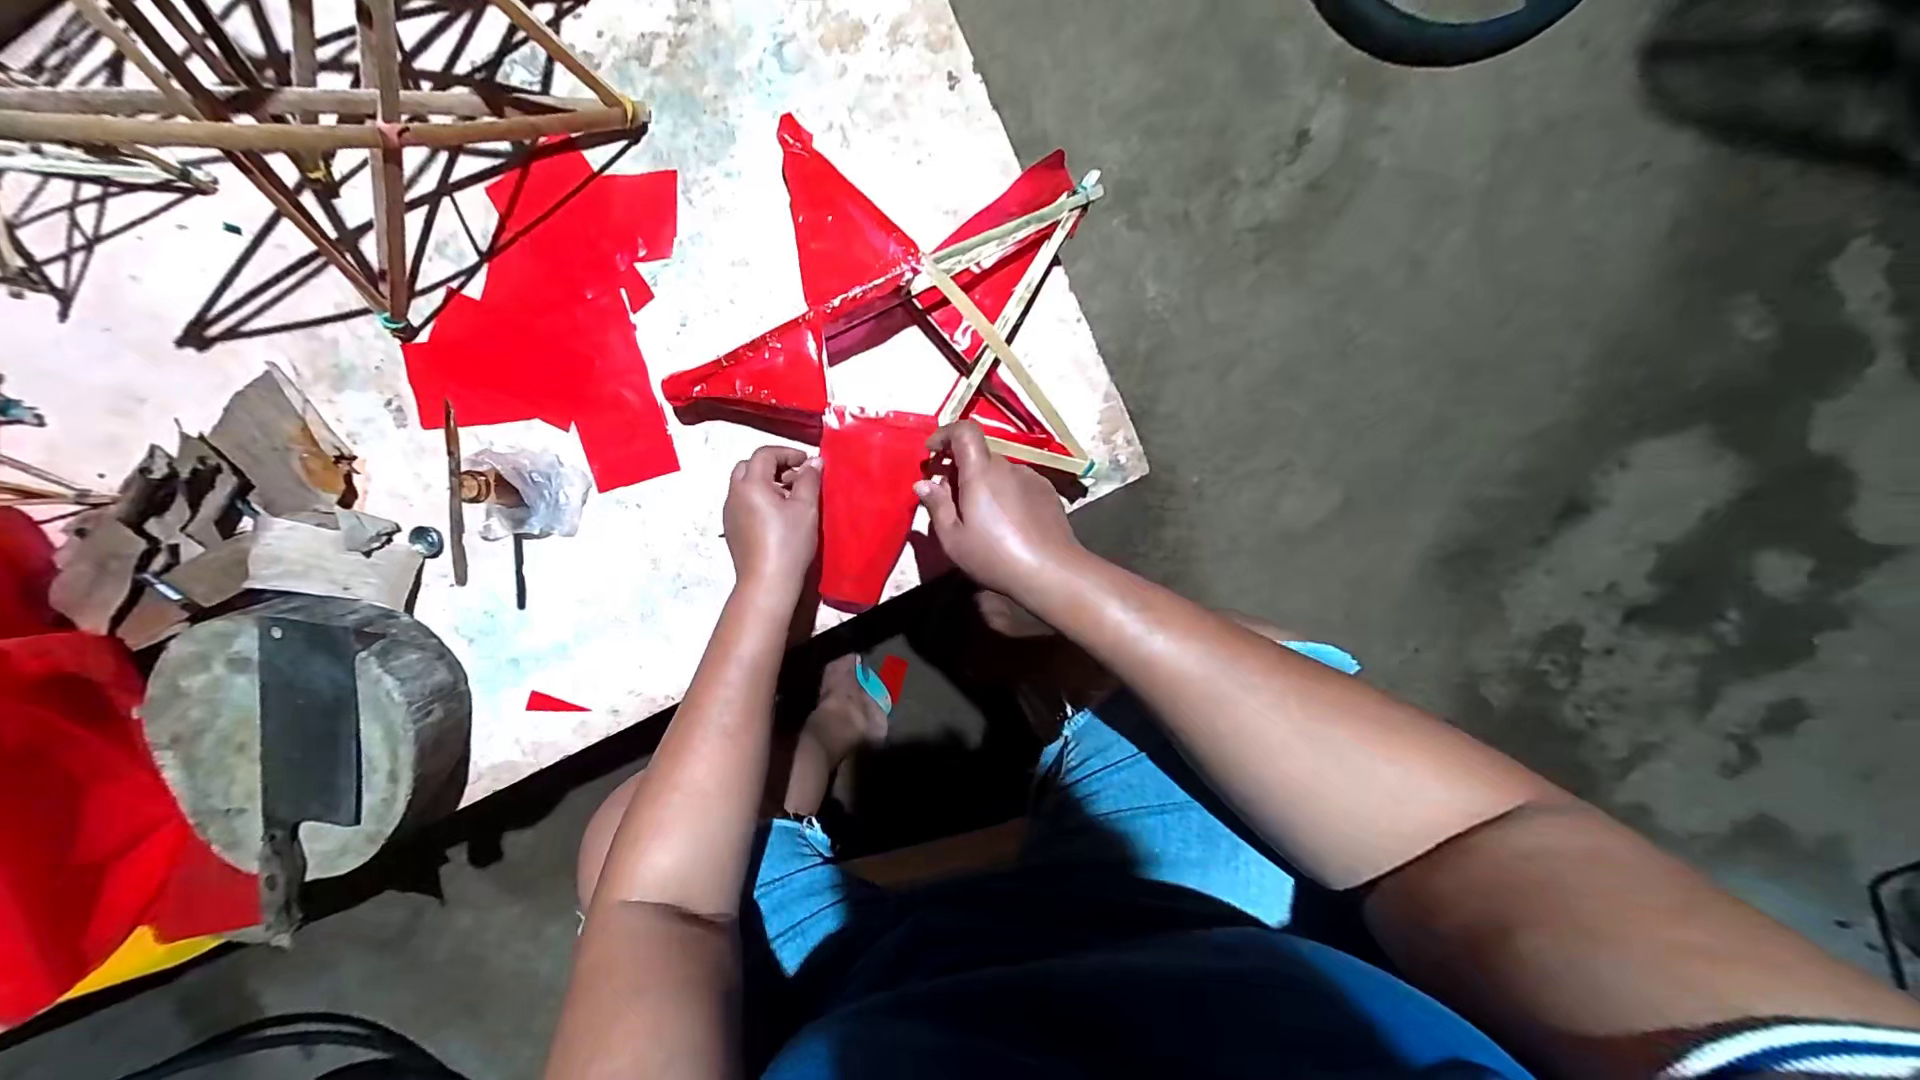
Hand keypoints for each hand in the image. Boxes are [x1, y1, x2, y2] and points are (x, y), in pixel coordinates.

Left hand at [724, 446, 820, 595]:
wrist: (767, 581)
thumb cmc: (789, 542)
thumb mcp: (806, 508)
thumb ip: (809, 479)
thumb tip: (814, 461)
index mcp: (750, 484)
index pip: (765, 454)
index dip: (787, 453)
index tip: (807, 463)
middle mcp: (734, 494)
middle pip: (749, 466)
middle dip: (773, 465)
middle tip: (796, 477)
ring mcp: (729, 512)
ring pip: (745, 484)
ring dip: (766, 482)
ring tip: (790, 497)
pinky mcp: (732, 528)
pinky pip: (744, 502)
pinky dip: (759, 498)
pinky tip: (778, 515)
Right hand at [914, 420, 1083, 597]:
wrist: (1052, 571)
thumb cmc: (995, 557)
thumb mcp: (954, 539)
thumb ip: (937, 506)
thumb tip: (923, 484)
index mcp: (981, 472)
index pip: (964, 431)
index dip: (944, 434)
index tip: (931, 454)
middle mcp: (1008, 467)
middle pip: (979, 455)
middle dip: (958, 468)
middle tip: (946, 496)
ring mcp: (1031, 478)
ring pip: (998, 471)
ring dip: (983, 483)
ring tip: (978, 516)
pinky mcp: (1047, 492)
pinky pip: (1017, 483)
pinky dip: (1004, 492)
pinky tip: (1005, 522)